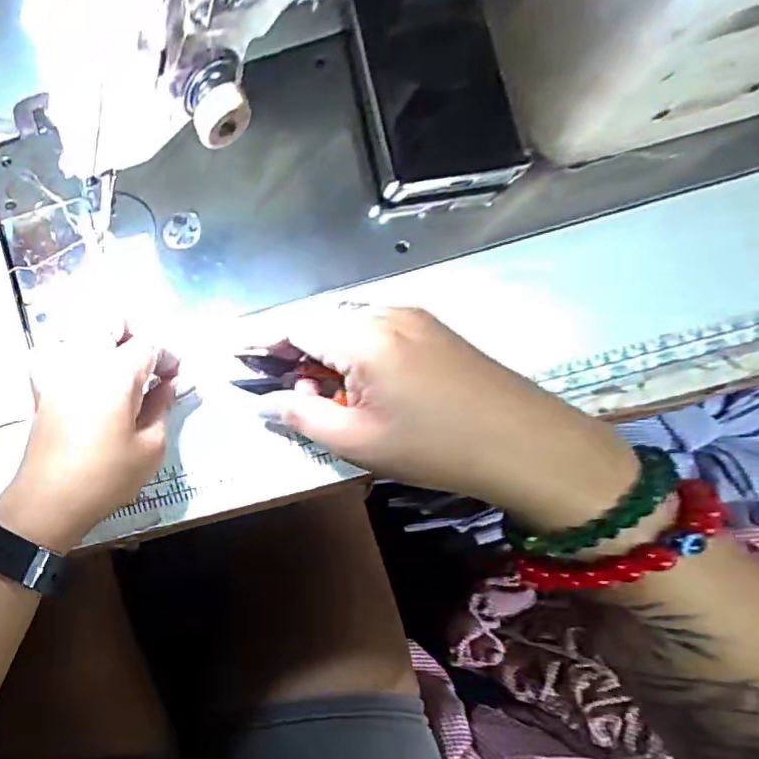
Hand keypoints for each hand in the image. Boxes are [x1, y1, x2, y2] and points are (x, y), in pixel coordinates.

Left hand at [0, 337, 178, 549]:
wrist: (50, 499)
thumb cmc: (106, 476)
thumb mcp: (150, 448)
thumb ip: (161, 408)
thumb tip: (167, 385)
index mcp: (116, 371)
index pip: (150, 343)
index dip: (168, 357)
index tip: (176, 377)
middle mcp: (83, 358)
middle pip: (110, 320)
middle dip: (135, 333)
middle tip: (148, 362)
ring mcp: (57, 369)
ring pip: (81, 329)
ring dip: (105, 337)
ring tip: (120, 366)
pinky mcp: (41, 385)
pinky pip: (57, 351)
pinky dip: (74, 352)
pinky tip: (85, 375)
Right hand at [250, 306, 639, 530]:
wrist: (522, 442)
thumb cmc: (430, 446)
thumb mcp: (355, 439)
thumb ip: (301, 414)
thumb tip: (264, 402)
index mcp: (361, 335)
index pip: (292, 325)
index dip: (260, 342)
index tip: (236, 359)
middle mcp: (385, 312)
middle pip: (319, 321)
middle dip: (291, 349)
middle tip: (276, 386)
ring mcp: (414, 316)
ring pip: (348, 325)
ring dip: (323, 352)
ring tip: (318, 392)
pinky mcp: (433, 329)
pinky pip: (376, 330)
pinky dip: (352, 351)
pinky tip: (356, 385)